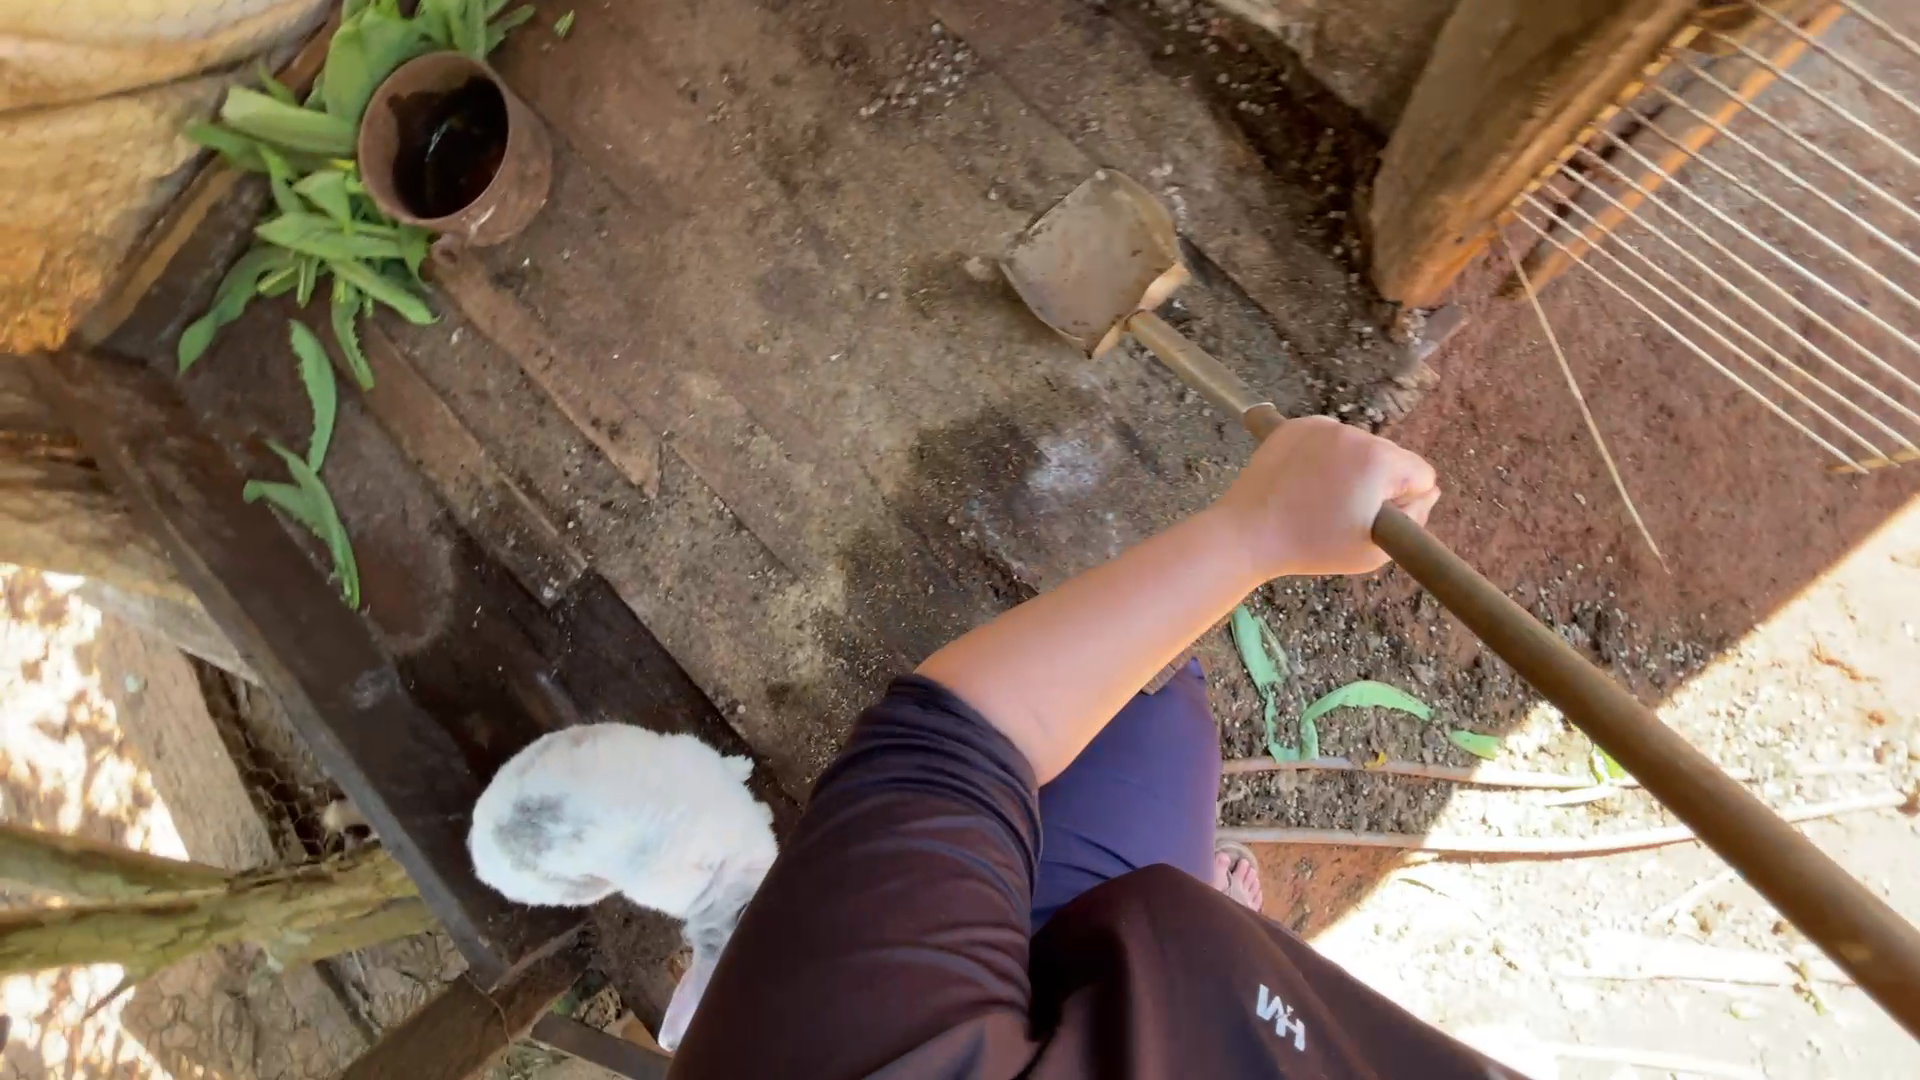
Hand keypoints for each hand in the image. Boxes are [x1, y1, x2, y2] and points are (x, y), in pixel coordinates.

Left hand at [1212, 416, 1439, 578]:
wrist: (1246, 534)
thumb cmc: (1311, 546)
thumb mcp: (1375, 548)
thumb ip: (1415, 518)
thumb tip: (1426, 492)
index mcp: (1379, 460)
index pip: (1421, 474)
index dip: (1404, 502)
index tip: (1371, 518)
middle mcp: (1352, 433)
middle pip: (1389, 457)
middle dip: (1376, 482)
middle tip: (1340, 510)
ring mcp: (1319, 426)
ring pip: (1357, 447)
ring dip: (1349, 467)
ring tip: (1318, 498)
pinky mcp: (1293, 427)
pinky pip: (1326, 439)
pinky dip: (1322, 456)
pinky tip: (1304, 481)